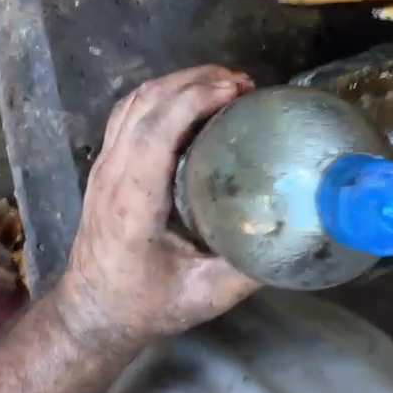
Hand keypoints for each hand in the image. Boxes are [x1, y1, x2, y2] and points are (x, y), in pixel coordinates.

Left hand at [50, 66, 262, 354]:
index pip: (154, 134)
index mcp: (133, 205)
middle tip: (243, 83)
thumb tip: (300, 229)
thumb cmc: (146, 305)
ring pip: (134, 102)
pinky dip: (162, 94)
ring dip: (177, 82)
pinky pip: (128, 112)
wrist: (92, 311)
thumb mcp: (205, 295)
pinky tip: (192, 99)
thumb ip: (251, 266)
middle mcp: (112, 174)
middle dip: (193, 81)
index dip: (192, 101)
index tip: (234, 90)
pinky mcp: (104, 163)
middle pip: (145, 105)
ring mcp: (103, 164)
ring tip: (224, 84)